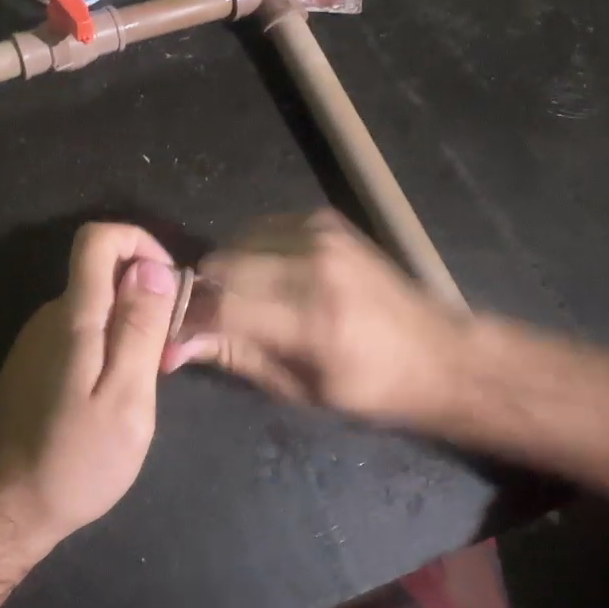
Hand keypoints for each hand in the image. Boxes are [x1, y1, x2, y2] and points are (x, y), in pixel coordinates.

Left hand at [0, 223, 179, 552]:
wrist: (3, 507)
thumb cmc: (73, 459)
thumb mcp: (125, 398)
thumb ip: (139, 328)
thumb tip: (152, 266)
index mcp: (73, 315)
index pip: (98, 238)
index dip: (140, 243)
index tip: (171, 285)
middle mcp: (51, 315)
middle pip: (101, 273)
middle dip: (145, 298)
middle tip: (170, 357)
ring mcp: (38, 339)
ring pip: (95, 307)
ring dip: (129, 329)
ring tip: (149, 385)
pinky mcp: (34, 364)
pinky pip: (80, 334)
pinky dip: (108, 348)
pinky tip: (116, 398)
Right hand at [166, 209, 467, 420]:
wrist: (440, 351)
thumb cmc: (371, 388)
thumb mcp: (299, 390)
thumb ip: (234, 356)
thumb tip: (171, 346)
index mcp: (313, 319)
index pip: (221, 304)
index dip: (186, 318)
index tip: (168, 332)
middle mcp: (314, 264)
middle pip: (221, 263)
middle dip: (202, 292)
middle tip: (201, 318)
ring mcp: (319, 234)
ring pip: (235, 241)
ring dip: (225, 271)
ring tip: (239, 301)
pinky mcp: (321, 218)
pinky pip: (259, 228)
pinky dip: (250, 252)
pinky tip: (266, 278)